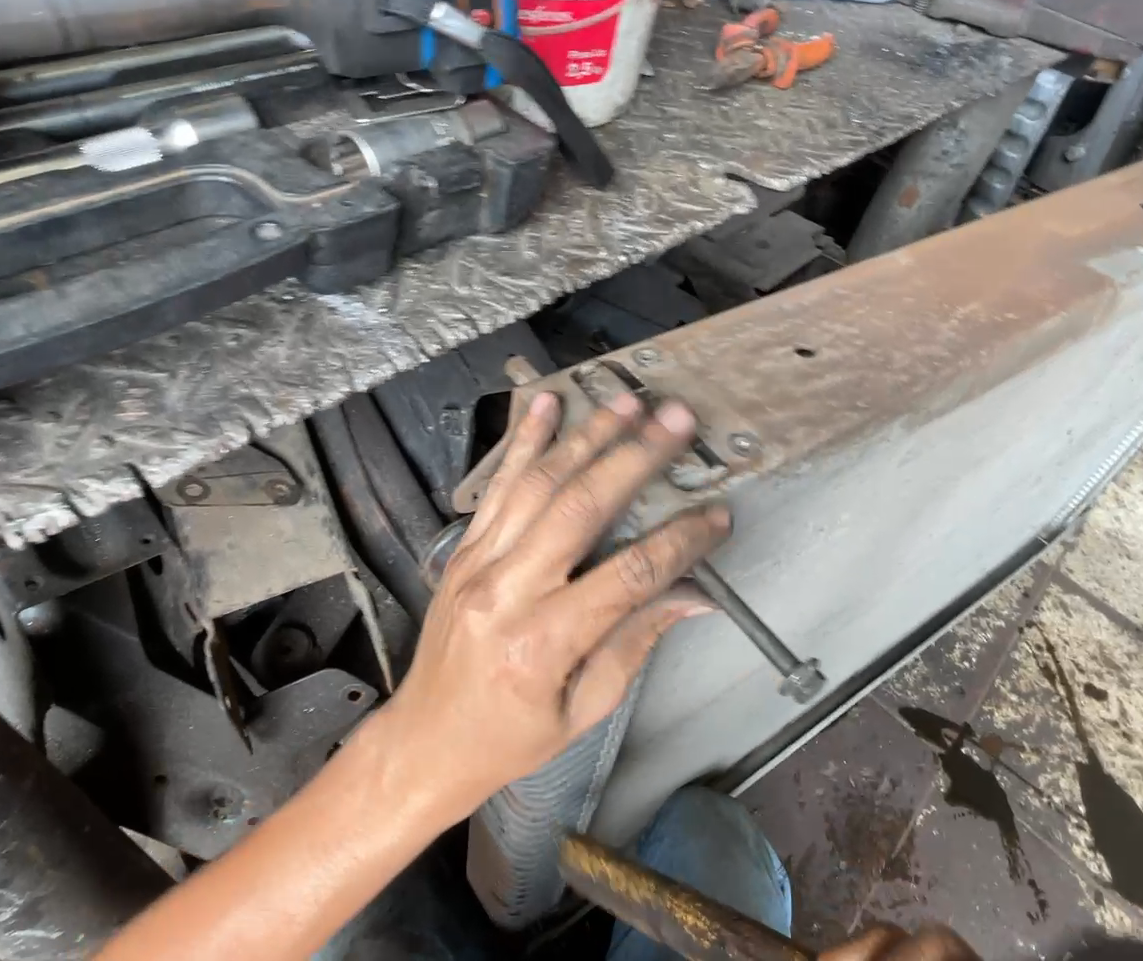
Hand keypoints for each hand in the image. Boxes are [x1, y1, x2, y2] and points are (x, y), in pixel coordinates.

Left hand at [357, 389, 730, 824]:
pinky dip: (523, 441)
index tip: (716, 517)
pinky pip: (497, 487)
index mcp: (542, 642)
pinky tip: (545, 405)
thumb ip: (635, 644)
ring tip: (626, 402)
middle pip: (581, 509)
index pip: (628, 577)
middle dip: (635, 458)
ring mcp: (478, 563)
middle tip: (676, 421)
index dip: (679, 543)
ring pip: (539, 485)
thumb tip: (692, 596)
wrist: (426, 739)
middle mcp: (507, 590)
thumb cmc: (508, 738)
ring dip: (586, 437)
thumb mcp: (583, 710)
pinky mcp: (463, 550)